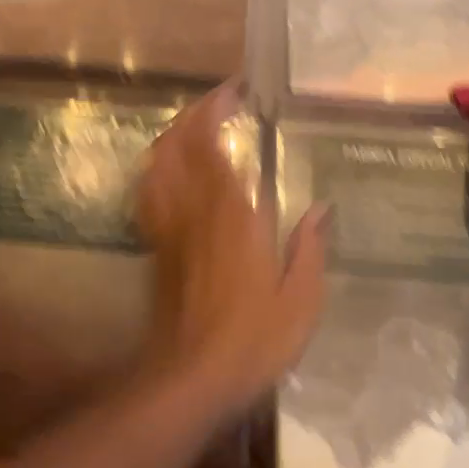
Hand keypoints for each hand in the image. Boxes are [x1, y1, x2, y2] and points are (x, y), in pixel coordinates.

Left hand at [135, 82, 327, 417]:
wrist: (192, 375)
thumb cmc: (255, 339)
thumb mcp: (301, 300)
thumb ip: (309, 249)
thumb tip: (321, 206)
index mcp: (234, 214)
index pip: (215, 145)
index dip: (216, 111)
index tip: (233, 91)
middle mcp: (195, 209)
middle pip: (180, 144)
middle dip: (194, 113)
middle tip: (217, 99)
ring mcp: (169, 225)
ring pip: (158, 162)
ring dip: (172, 133)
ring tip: (194, 122)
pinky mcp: (155, 245)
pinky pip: (147, 192)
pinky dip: (154, 167)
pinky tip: (164, 165)